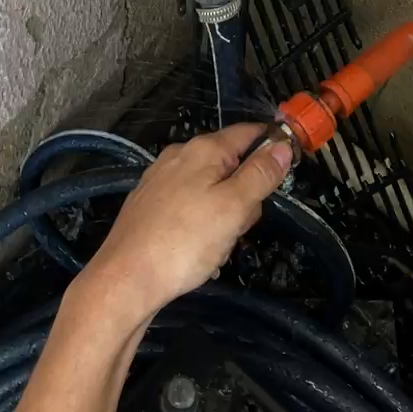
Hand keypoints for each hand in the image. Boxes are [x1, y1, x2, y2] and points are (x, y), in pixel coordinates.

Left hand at [76, 123, 294, 318]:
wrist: (124, 279)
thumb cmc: (184, 241)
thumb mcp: (233, 207)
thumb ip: (260, 174)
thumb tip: (283, 145)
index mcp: (203, 149)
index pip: (249, 132)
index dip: (272, 147)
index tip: (287, 172)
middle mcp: (180, 156)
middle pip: (231, 166)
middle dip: (244, 197)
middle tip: (238, 227)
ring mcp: (162, 180)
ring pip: (212, 191)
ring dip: (223, 219)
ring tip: (214, 248)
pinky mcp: (150, 205)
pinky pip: (191, 209)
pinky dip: (200, 229)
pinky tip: (195, 255)